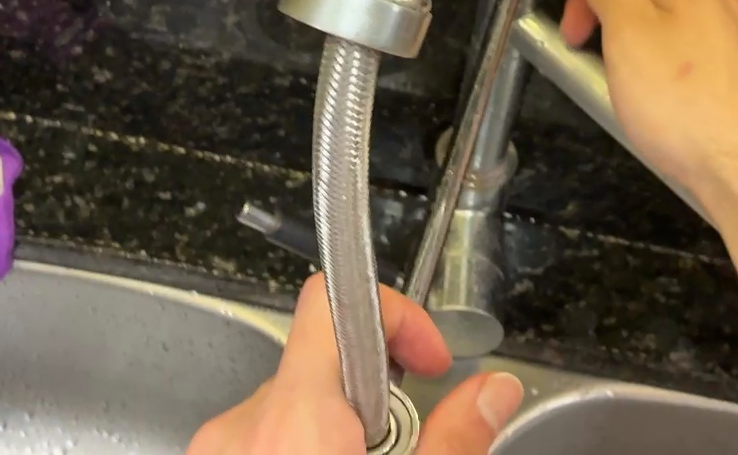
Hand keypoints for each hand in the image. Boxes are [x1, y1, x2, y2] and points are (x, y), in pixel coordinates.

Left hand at [188, 274, 523, 454]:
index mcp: (293, 421)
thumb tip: (497, 389)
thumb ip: (456, 439)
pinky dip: (302, 449)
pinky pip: (263, 440)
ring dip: (340, 426)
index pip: (333, 298)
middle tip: (409, 441)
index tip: (430, 356)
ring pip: (294, 403)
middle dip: (376, 389)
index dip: (394, 311)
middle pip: (323, 356)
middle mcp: (240, 428)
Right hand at [558, 0, 737, 214]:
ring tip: (593, 64)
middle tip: (571, 28)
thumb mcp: (628, 31)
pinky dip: (645, 50)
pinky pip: (678, 40)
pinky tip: (631, 88)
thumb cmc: (685, 99)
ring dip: (619, 22)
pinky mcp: (729, 69)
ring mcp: (725, 32)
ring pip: (661, 6)